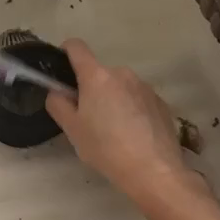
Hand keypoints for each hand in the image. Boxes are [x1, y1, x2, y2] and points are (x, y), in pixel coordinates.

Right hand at [46, 40, 202, 209]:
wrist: (154, 172)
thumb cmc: (106, 148)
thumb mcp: (72, 129)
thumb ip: (58, 103)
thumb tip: (58, 91)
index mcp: (97, 76)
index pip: (76, 47)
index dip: (65, 53)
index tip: (63, 73)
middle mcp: (122, 73)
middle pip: (99, 73)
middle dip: (91, 89)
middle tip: (89, 118)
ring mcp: (145, 87)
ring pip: (120, 87)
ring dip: (113, 99)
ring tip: (115, 131)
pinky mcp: (161, 102)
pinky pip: (138, 99)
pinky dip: (132, 110)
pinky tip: (135, 135)